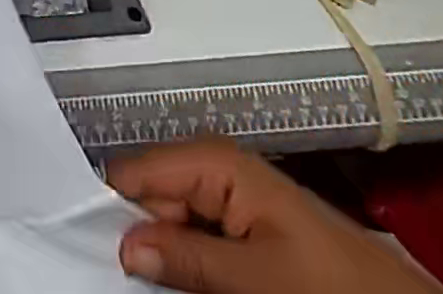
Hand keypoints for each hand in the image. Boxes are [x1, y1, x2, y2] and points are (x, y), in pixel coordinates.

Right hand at [109, 137, 440, 293]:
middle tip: (150, 278)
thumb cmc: (339, 284)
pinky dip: (184, 258)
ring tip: (182, 281)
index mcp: (214, 161)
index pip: (133, 173)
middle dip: (144, 235)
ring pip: (164, 220)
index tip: (103, 250)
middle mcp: (212, 167)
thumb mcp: (260, 277)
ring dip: (164, 250)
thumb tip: (125, 246)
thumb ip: (190, 258)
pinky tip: (196, 279)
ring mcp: (222, 194)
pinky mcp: (232, 220)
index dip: (115, 210)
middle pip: (146, 197)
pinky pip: (188, 234)